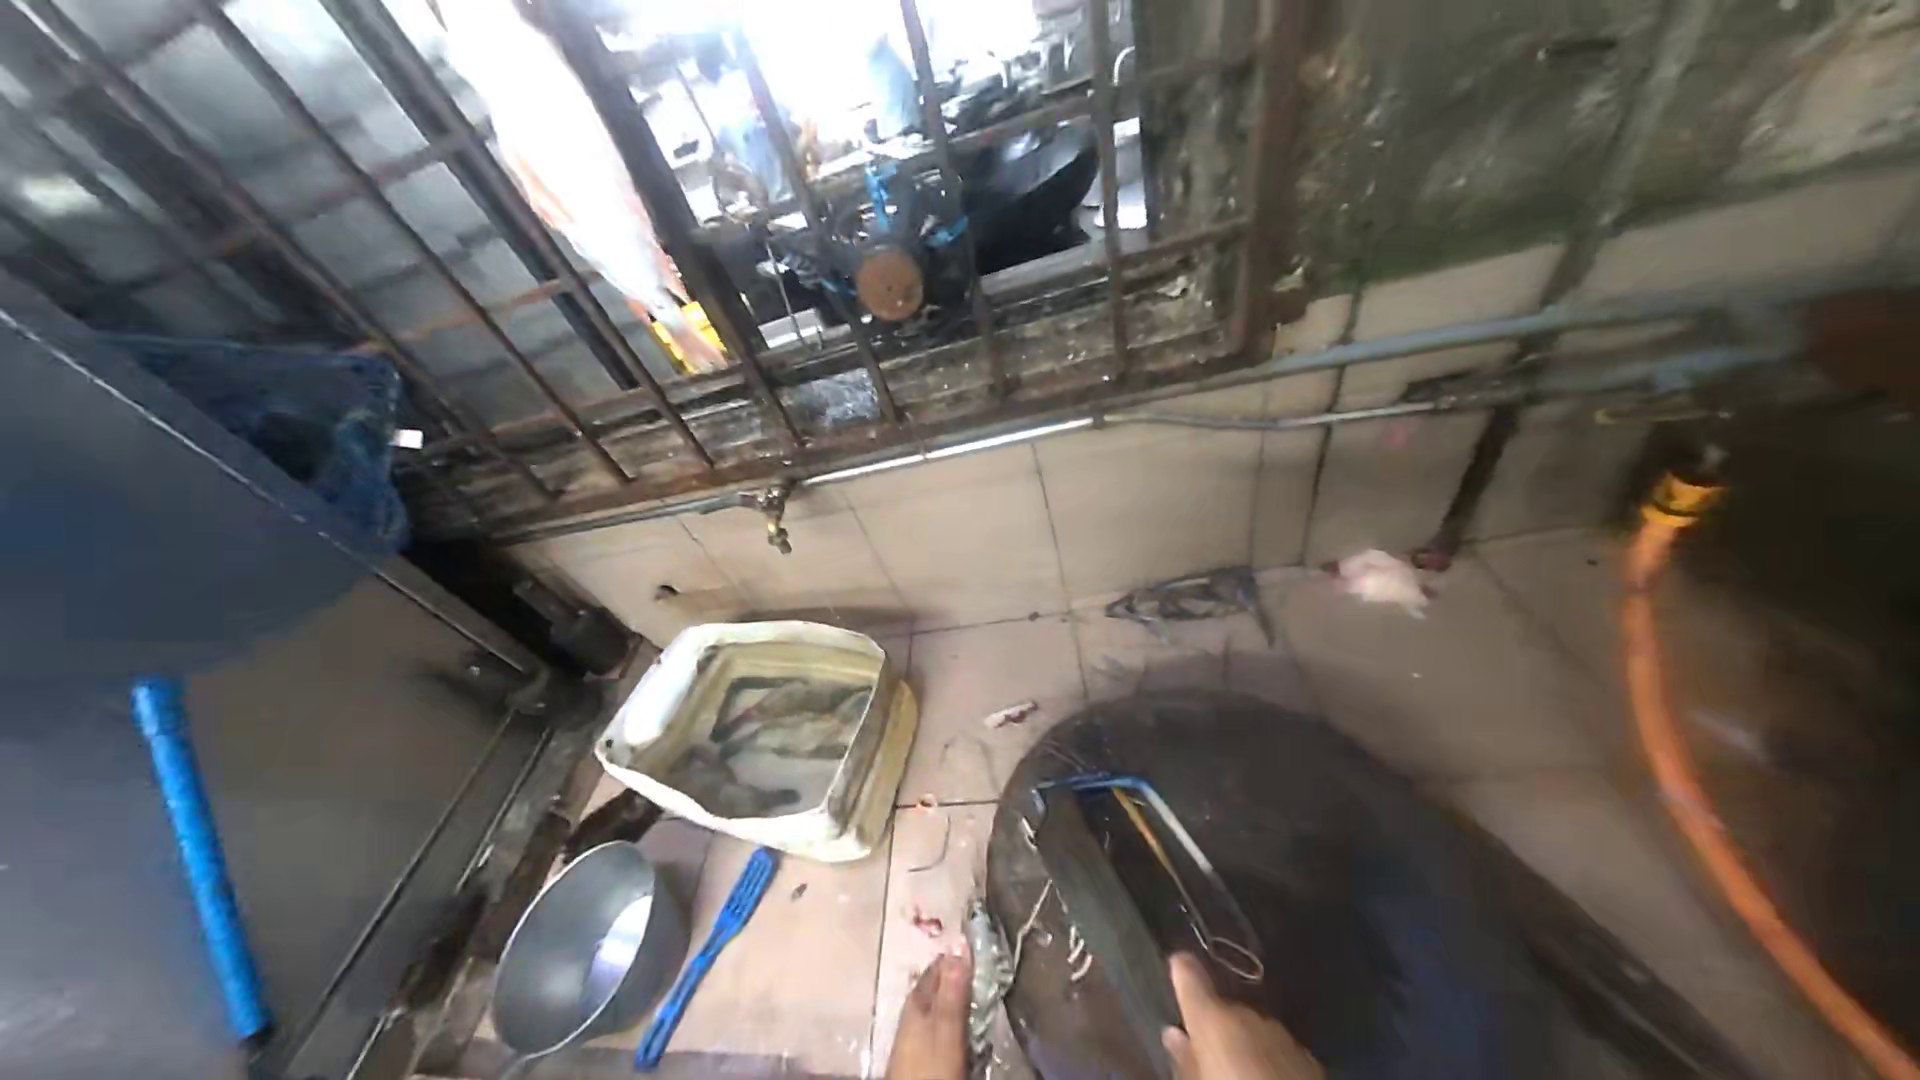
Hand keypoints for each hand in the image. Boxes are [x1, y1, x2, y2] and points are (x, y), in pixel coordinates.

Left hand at [886, 948, 971, 1079]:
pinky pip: (941, 1028)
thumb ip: (952, 990)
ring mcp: (914, 1037)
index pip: (939, 966)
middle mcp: (913, 1014)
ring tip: (980, 1000)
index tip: (982, 947)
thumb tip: (959, 942)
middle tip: (986, 974)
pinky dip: (955, 1023)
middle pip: (938, 986)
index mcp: (917, 1001)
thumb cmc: (931, 1070)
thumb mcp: (945, 1029)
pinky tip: (966, 1030)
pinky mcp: (921, 1057)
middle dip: (958, 977)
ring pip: (939, 1008)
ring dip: (957, 1001)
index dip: (958, 955)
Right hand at [1162, 953, 1323, 1079]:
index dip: (1180, 967)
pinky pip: (1277, 1046)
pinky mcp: (1308, 1058)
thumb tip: (1173, 1034)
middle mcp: (1244, 1014)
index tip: (1176, 965)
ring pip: (1251, 1025)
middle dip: (1217, 1024)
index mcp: (1211, 1019)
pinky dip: (1270, 1056)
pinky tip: (1268, 1079)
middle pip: (1222, 1006)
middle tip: (1211, 1054)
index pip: (1188, 972)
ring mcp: (1279, 1033)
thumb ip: (1185, 1059)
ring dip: (1244, 1040)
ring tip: (1241, 1071)